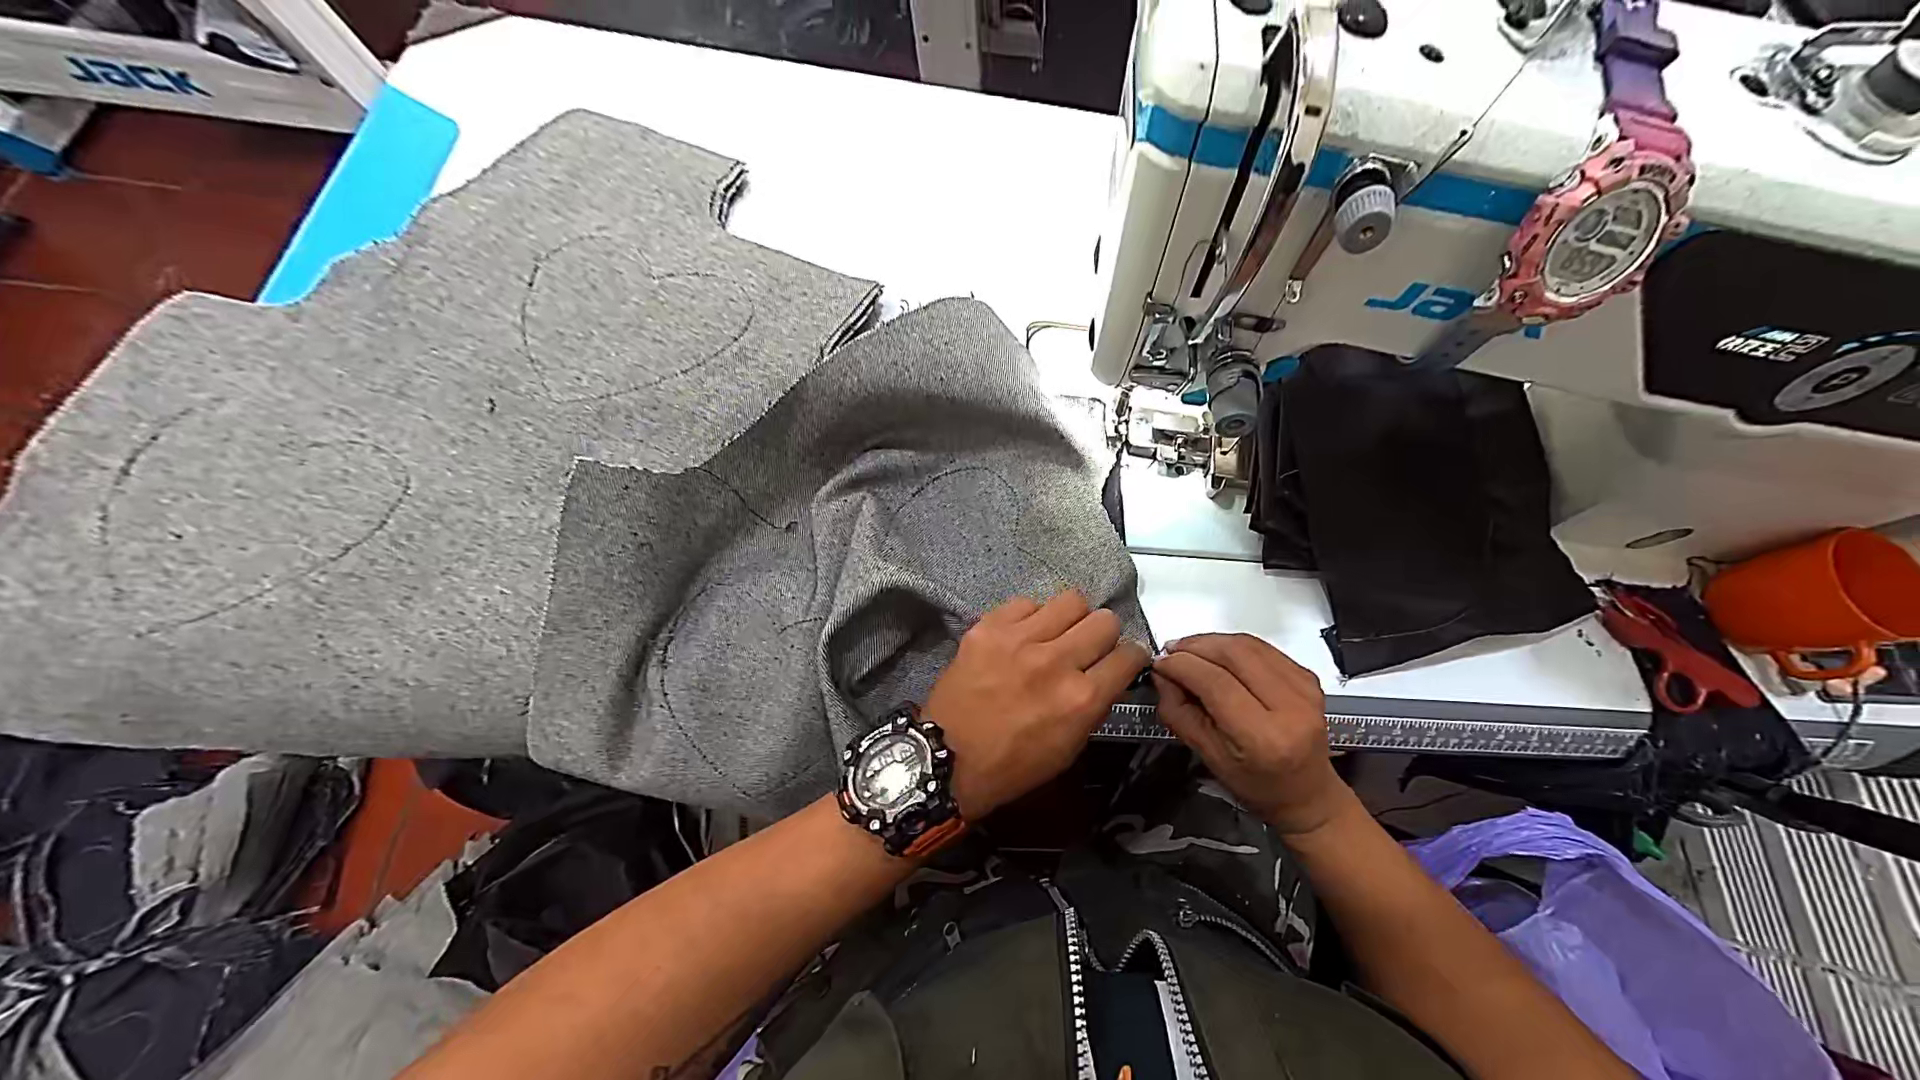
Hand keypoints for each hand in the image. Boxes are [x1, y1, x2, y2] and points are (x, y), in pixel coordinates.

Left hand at [926, 591, 1149, 818]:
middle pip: (1104, 620)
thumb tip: (1107, 674)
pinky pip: (1026, 602)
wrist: (946, 757)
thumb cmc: (1012, 764)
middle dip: (1103, 634)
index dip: (1130, 657)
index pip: (1129, 655)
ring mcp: (1020, 640)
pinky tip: (1021, 635)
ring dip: (1070, 618)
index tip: (1121, 660)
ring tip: (1056, 634)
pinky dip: (1030, 617)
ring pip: (1071, 600)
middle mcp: (1056, 662)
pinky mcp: (989, 627)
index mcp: (1082, 699)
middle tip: (1087, 647)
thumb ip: (1093, 705)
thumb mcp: (1068, 747)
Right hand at [1152, 634, 1351, 836]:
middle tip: (1171, 652)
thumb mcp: (1207, 756)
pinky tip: (1217, 655)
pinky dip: (1232, 645)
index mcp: (1264, 738)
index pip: (1216, 683)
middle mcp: (1291, 708)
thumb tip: (1162, 673)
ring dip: (1212, 641)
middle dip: (1195, 646)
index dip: (1182, 665)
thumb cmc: (1256, 784)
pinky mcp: (1308, 677)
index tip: (1160, 662)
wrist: (1306, 792)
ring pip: (1248, 645)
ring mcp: (1304, 689)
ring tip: (1189, 651)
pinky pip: (1262, 648)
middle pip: (1234, 654)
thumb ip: (1179, 711)